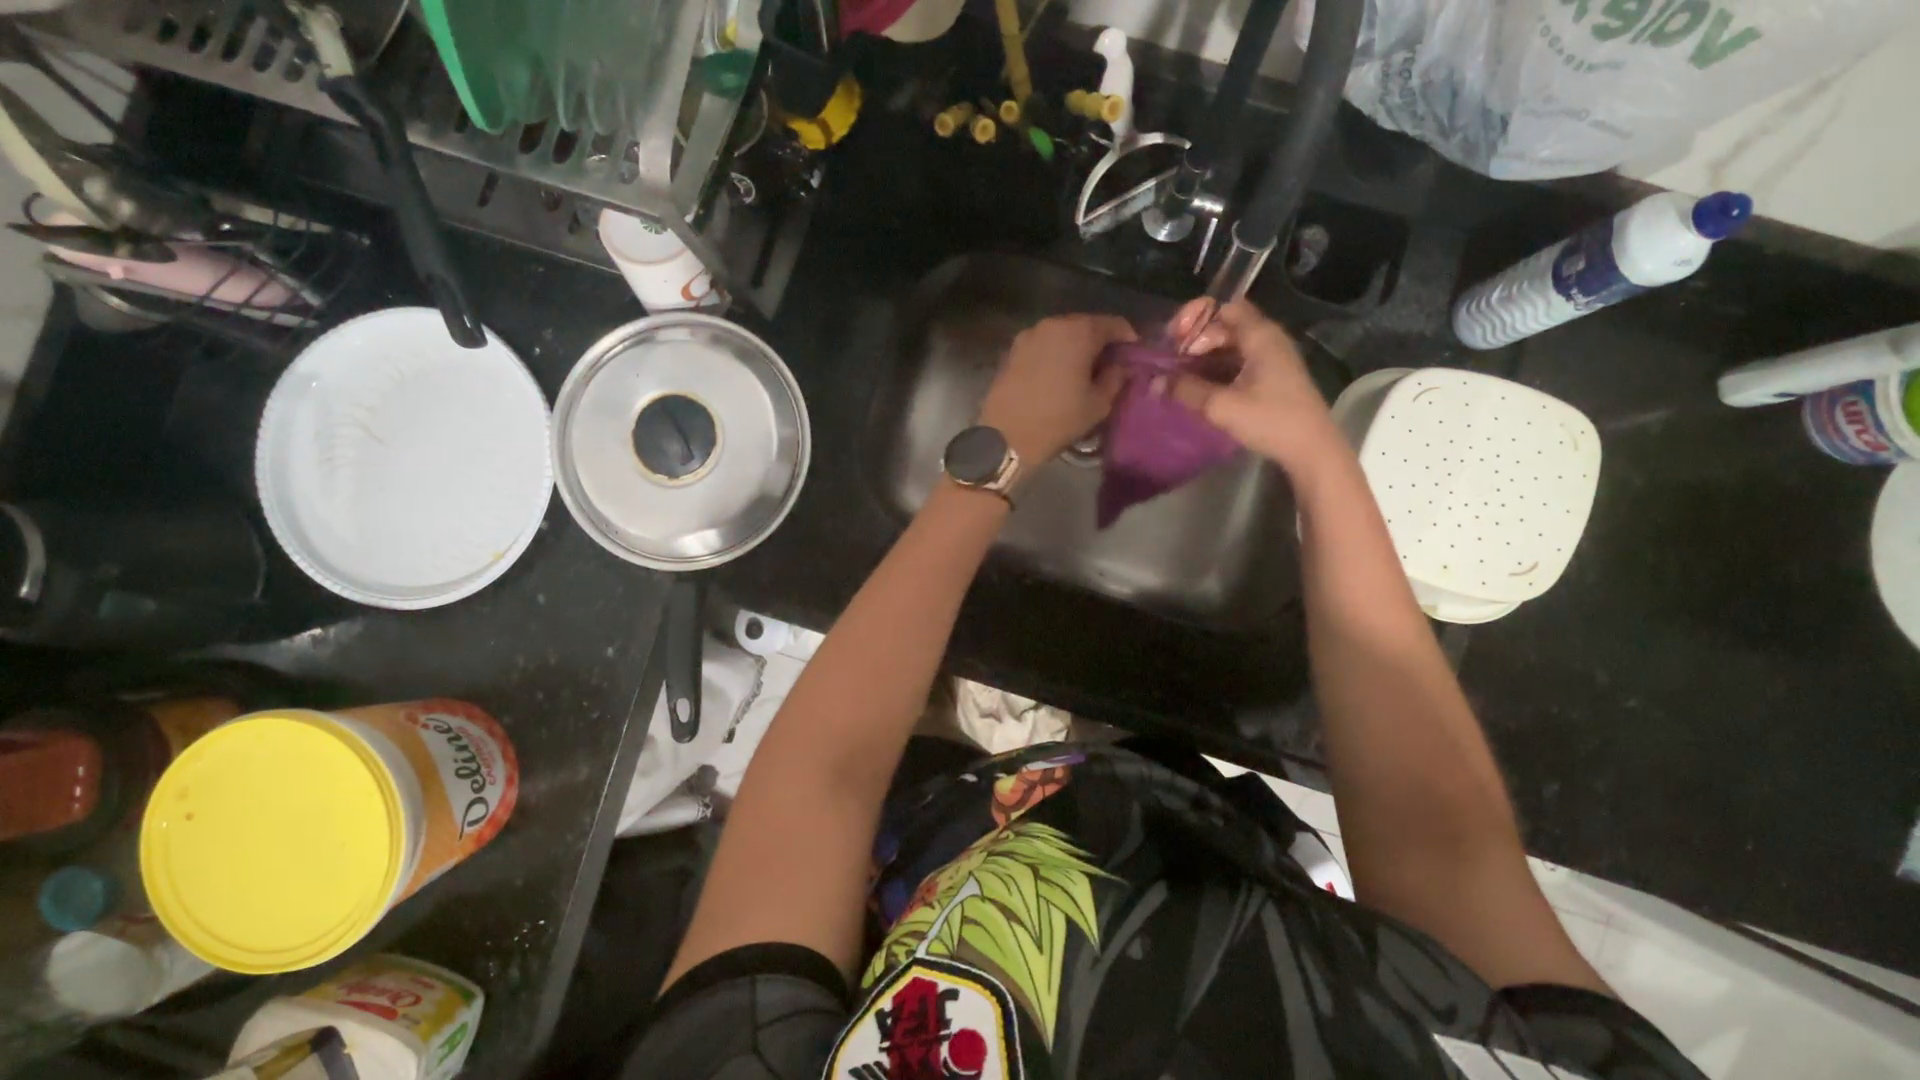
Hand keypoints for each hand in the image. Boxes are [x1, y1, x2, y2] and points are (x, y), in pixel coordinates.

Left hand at [979, 314, 1134, 465]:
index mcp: (1078, 332)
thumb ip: (1116, 378)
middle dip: (1101, 342)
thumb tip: (1122, 366)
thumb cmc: (1057, 420)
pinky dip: (1056, 354)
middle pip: (1086, 325)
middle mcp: (1052, 324)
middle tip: (1111, 366)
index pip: (1114, 324)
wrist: (1005, 437)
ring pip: (1062, 334)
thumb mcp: (1098, 404)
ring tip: (1085, 372)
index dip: (1128, 339)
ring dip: (1077, 348)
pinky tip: (1060, 375)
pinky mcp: (1012, 351)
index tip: (1134, 356)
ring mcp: (1028, 335)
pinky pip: (1044, 346)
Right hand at [1166, 299, 1341, 470]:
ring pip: (1230, 346)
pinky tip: (1198, 387)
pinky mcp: (1271, 377)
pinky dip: (1216, 369)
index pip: (1224, 307)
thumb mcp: (1222, 406)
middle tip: (1171, 362)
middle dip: (1195, 339)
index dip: (1196, 317)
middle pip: (1225, 325)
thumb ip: (1187, 390)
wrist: (1312, 449)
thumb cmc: (1271, 421)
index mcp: (1260, 336)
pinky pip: (1237, 363)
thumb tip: (1156, 382)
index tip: (1175, 339)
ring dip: (1203, 357)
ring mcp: (1271, 359)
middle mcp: (1267, 339)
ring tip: (1179, 376)